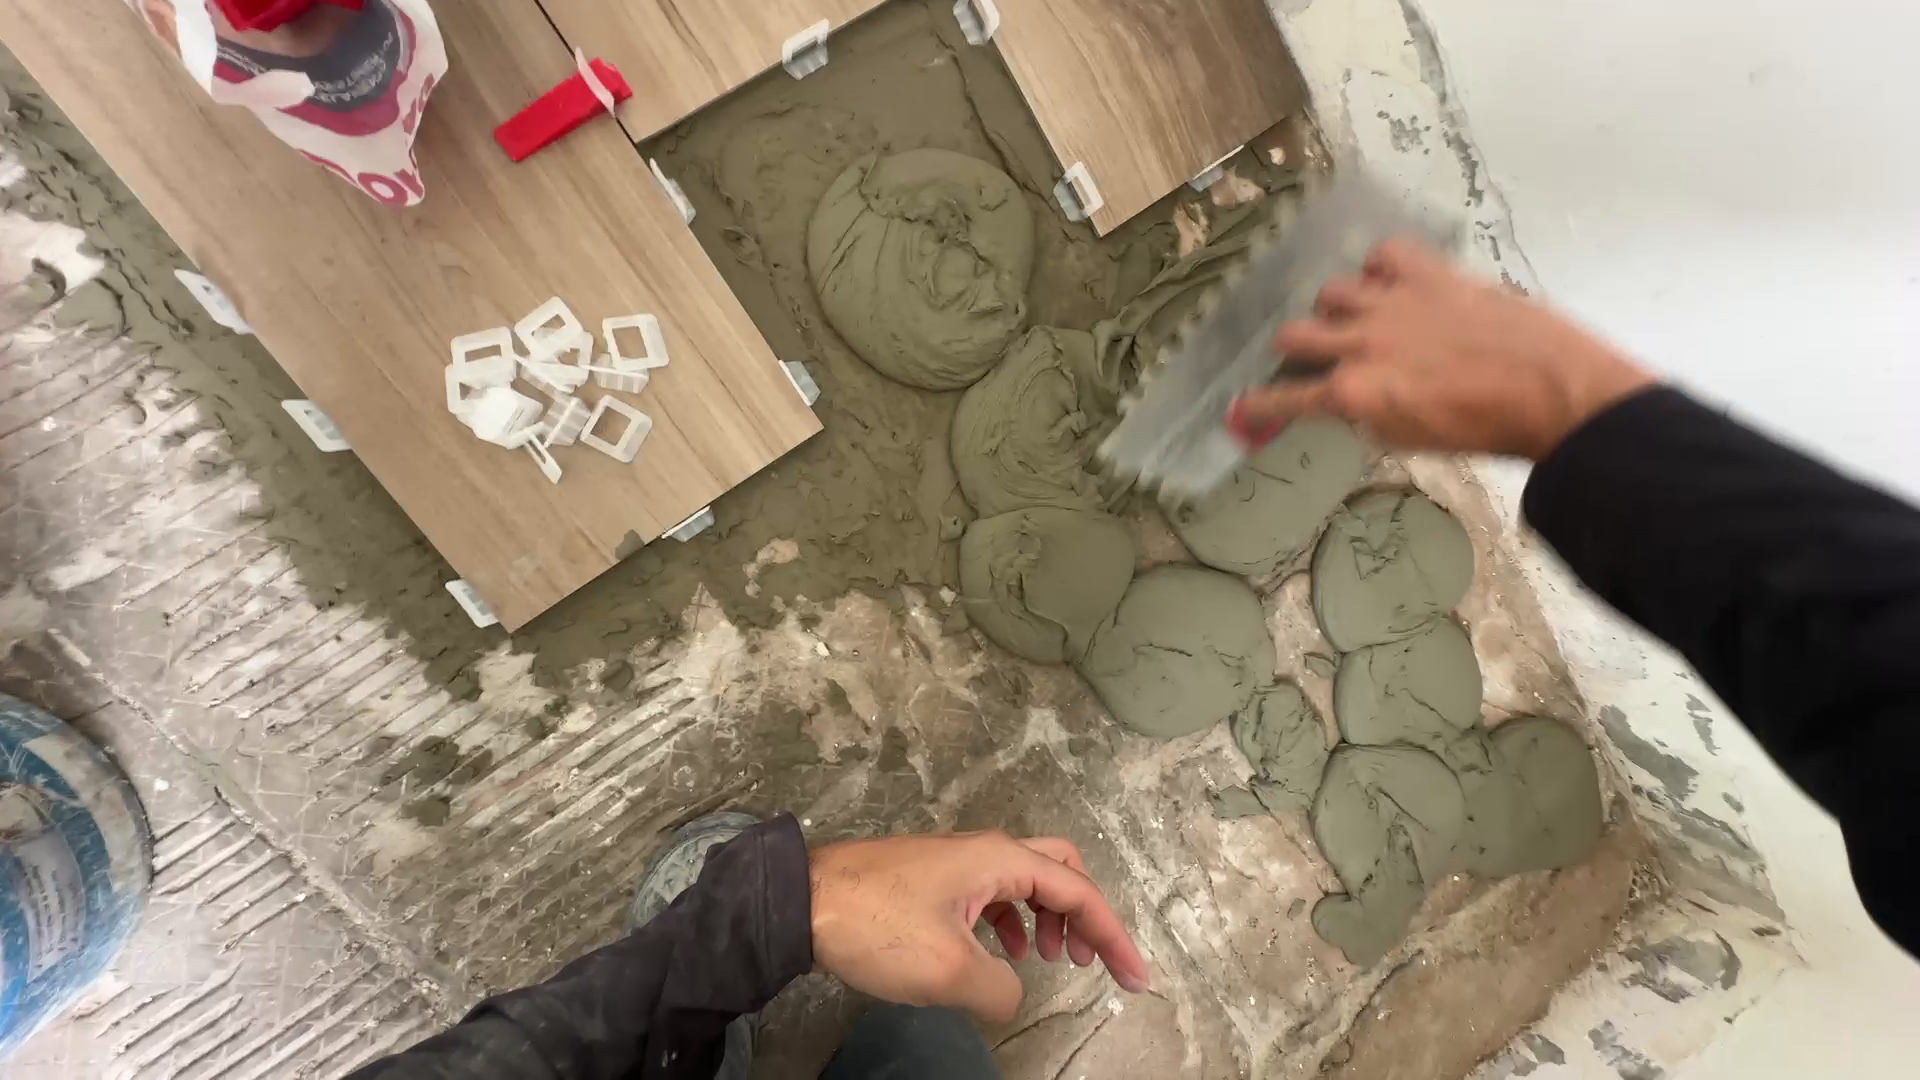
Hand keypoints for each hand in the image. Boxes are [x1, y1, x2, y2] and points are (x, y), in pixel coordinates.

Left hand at [808, 830, 1150, 1022]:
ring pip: (1026, 879)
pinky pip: (995, 891)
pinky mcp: (938, 876)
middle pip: (1058, 869)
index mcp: (1000, 858)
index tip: (1135, 979)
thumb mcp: (950, 970)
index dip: (1111, 935)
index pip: (1076, 889)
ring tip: (1049, 959)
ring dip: (1048, 916)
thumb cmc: (881, 925)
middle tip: (1088, 961)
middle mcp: (987, 849)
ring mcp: (960, 859)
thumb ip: (1002, 987)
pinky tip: (1004, 951)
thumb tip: (1012, 988)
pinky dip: (1014, 919)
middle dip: (1083, 913)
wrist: (808, 899)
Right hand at [1232, 237, 1655, 460]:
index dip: (1257, 406)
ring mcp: (1393, 304)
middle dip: (1293, 350)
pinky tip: (1391, 282)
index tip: (1241, 410)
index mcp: (1352, 393)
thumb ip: (1361, 413)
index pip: (1285, 399)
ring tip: (1360, 318)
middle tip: (1314, 357)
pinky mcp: (1431, 275)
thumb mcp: (1405, 438)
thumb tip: (1342, 400)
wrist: (1556, 394)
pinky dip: (1379, 268)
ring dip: (1337, 310)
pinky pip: (1384, 254)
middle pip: (1292, 335)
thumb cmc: (1479, 429)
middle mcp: (1360, 344)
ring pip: (1331, 293)